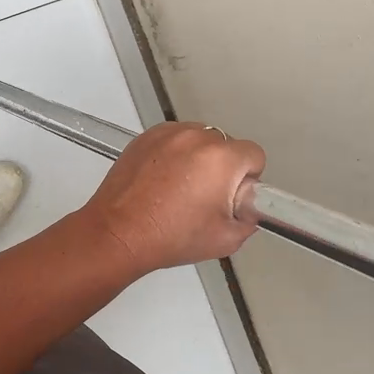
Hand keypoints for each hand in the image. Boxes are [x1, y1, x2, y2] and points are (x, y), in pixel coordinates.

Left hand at [79, 122, 265, 273]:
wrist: (120, 232)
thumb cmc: (166, 235)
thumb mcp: (227, 239)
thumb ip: (249, 219)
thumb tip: (249, 209)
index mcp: (220, 158)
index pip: (254, 154)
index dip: (248, 176)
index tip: (236, 192)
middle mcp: (194, 138)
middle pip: (225, 144)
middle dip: (223, 167)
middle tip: (207, 196)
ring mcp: (168, 134)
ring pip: (198, 139)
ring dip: (198, 158)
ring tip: (182, 190)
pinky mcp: (146, 137)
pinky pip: (173, 139)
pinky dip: (174, 154)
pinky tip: (165, 181)